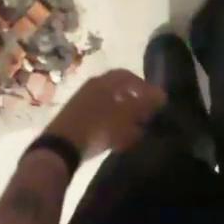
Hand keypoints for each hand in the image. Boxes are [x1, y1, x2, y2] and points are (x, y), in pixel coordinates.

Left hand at [43, 70, 164, 156]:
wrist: (61, 146)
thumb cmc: (98, 125)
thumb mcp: (126, 114)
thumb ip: (145, 103)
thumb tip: (161, 95)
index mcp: (103, 82)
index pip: (128, 76)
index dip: (144, 86)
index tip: (157, 100)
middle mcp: (92, 89)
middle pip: (119, 92)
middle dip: (136, 104)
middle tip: (148, 116)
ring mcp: (82, 105)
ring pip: (110, 107)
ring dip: (125, 118)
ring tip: (137, 131)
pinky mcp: (77, 122)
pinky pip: (101, 120)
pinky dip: (113, 127)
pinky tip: (120, 141)